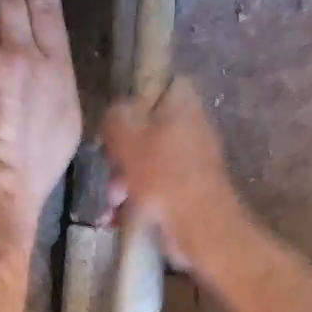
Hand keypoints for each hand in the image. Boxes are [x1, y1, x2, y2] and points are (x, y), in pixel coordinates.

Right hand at [101, 78, 240, 264]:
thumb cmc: (164, 176)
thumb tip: (115, 113)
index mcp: (183, 105)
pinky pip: (157, 187)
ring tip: (113, 203)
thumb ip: (116, 118)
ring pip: (149, 162)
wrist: (201, 227)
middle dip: (122, 152)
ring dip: (124, 181)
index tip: (115, 120)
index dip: (135, 98)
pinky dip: (138, 200)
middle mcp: (192, 128)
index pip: (161, 84)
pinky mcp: (190, 191)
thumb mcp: (128, 140)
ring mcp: (194, 161)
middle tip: (109, 169)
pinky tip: (118, 218)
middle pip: (148, 128)